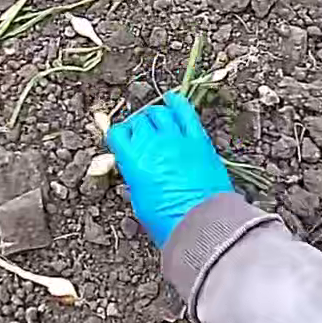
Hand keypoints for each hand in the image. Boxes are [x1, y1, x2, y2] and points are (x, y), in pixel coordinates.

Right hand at [107, 93, 235, 246]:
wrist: (203, 223)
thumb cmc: (169, 222)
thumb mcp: (141, 203)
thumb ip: (137, 179)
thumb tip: (139, 169)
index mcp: (134, 161)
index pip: (118, 134)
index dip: (118, 135)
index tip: (121, 139)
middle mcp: (153, 144)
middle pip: (139, 121)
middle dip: (137, 125)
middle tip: (139, 132)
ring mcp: (177, 139)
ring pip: (161, 113)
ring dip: (154, 114)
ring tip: (153, 117)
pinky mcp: (199, 140)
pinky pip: (186, 114)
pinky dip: (178, 103)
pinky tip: (172, 99)